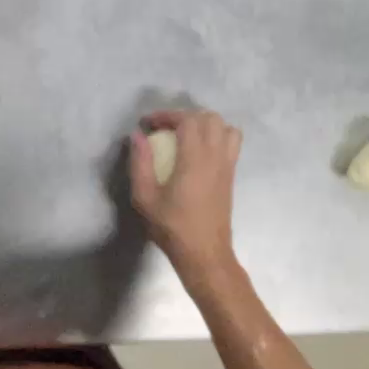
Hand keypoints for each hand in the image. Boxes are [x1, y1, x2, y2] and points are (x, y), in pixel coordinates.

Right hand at [130, 109, 242, 280]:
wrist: (205, 253)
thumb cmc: (172, 227)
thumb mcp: (145, 197)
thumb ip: (140, 163)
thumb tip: (137, 136)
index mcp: (195, 159)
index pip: (187, 120)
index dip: (166, 115)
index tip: (147, 124)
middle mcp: (216, 156)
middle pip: (209, 118)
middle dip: (185, 116)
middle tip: (165, 129)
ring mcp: (227, 165)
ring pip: (225, 127)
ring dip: (205, 124)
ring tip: (185, 136)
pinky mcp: (231, 175)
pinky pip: (231, 143)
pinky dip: (216, 136)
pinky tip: (198, 152)